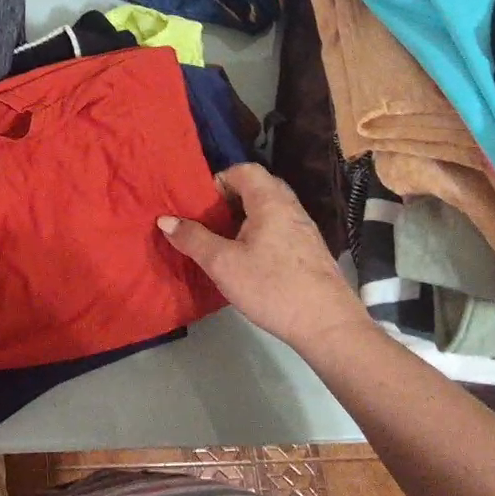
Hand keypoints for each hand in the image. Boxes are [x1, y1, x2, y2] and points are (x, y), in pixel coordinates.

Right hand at [159, 163, 370, 354]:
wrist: (328, 325)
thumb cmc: (272, 287)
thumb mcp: (223, 263)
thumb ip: (193, 239)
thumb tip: (165, 220)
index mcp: (270, 202)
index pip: (245, 170)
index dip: (220, 180)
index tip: (202, 204)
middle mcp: (291, 209)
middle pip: (259, 187)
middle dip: (230, 199)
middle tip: (209, 221)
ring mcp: (305, 231)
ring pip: (270, 210)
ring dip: (245, 219)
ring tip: (225, 242)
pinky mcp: (312, 252)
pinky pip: (280, 229)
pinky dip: (261, 234)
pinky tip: (250, 261)